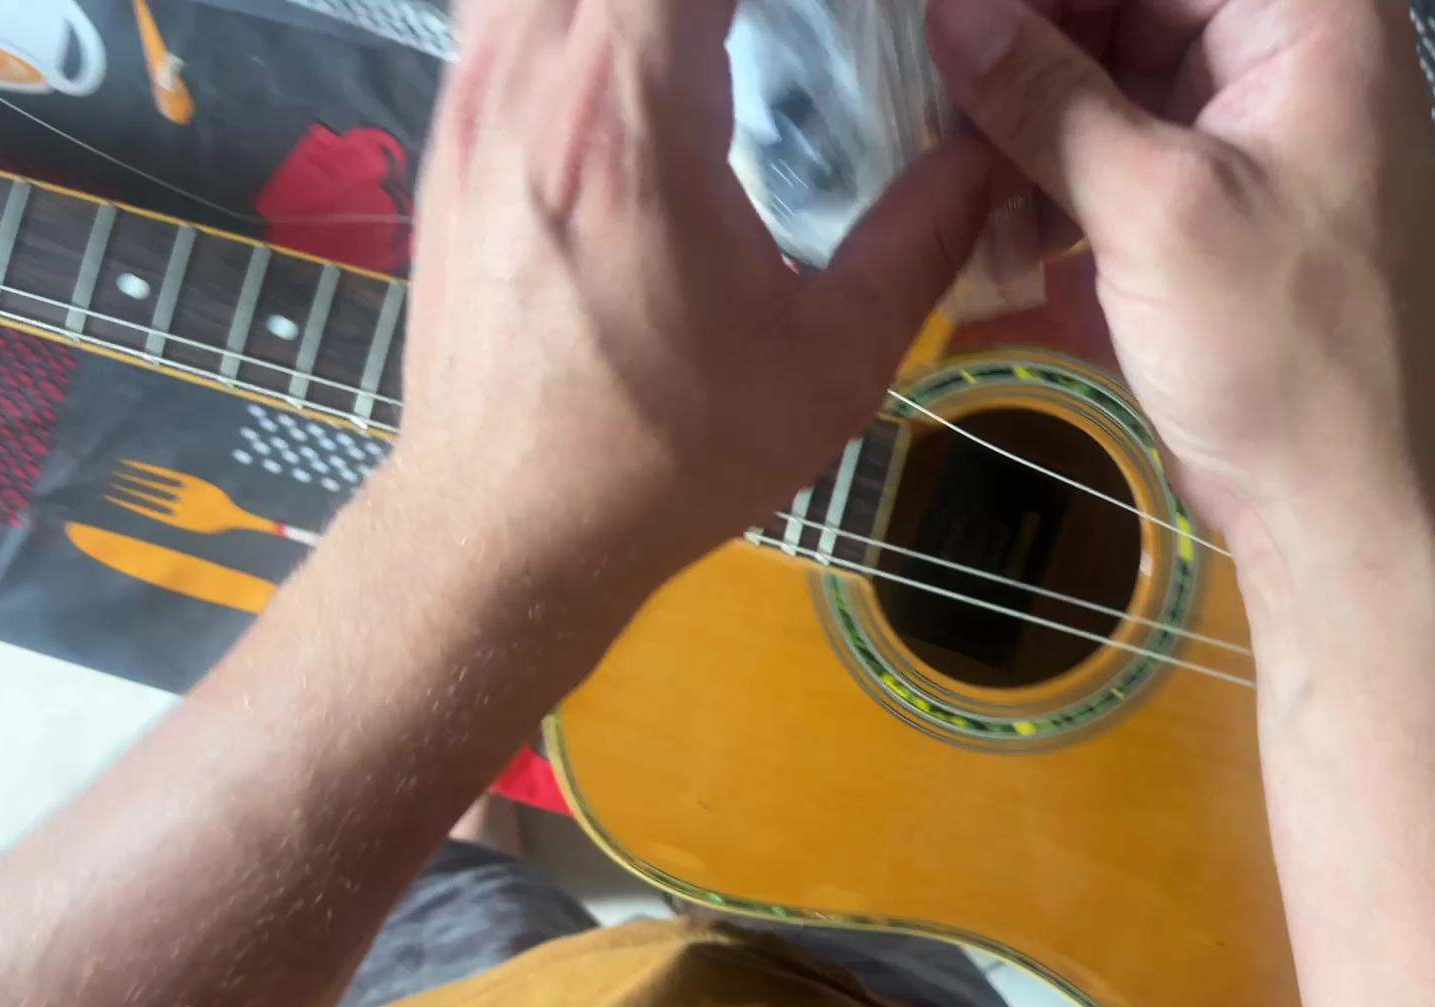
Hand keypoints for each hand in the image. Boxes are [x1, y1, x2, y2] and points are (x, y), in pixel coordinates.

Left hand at [394, 0, 994, 573]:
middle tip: (803, 36)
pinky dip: (589, 17)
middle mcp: (529, 75)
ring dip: (647, 5)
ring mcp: (469, 100)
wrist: (518, 526)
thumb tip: (987, 161)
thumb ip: (919, 243)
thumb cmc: (674, 459)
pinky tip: (648, 89)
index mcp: (635, 118)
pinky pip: (512, 11)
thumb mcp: (829, 366)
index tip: (849, 16)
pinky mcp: (447, 140)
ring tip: (731, 53)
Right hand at [926, 0, 1434, 566]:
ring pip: (1111, 103)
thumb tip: (954, 13)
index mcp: (1305, 19)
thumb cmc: (1265, 343)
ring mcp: (1237, 150)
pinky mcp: (1201, 223)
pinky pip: (1117, 176)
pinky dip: (1058, 199)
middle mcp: (1278, 65)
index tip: (949, 31)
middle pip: (1129, 20)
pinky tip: (1005, 235)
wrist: (1329, 492)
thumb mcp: (1152, 208)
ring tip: (963, 186)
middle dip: (1030, 68)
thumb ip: (1050, 102)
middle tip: (940, 116)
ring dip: (1032, 144)